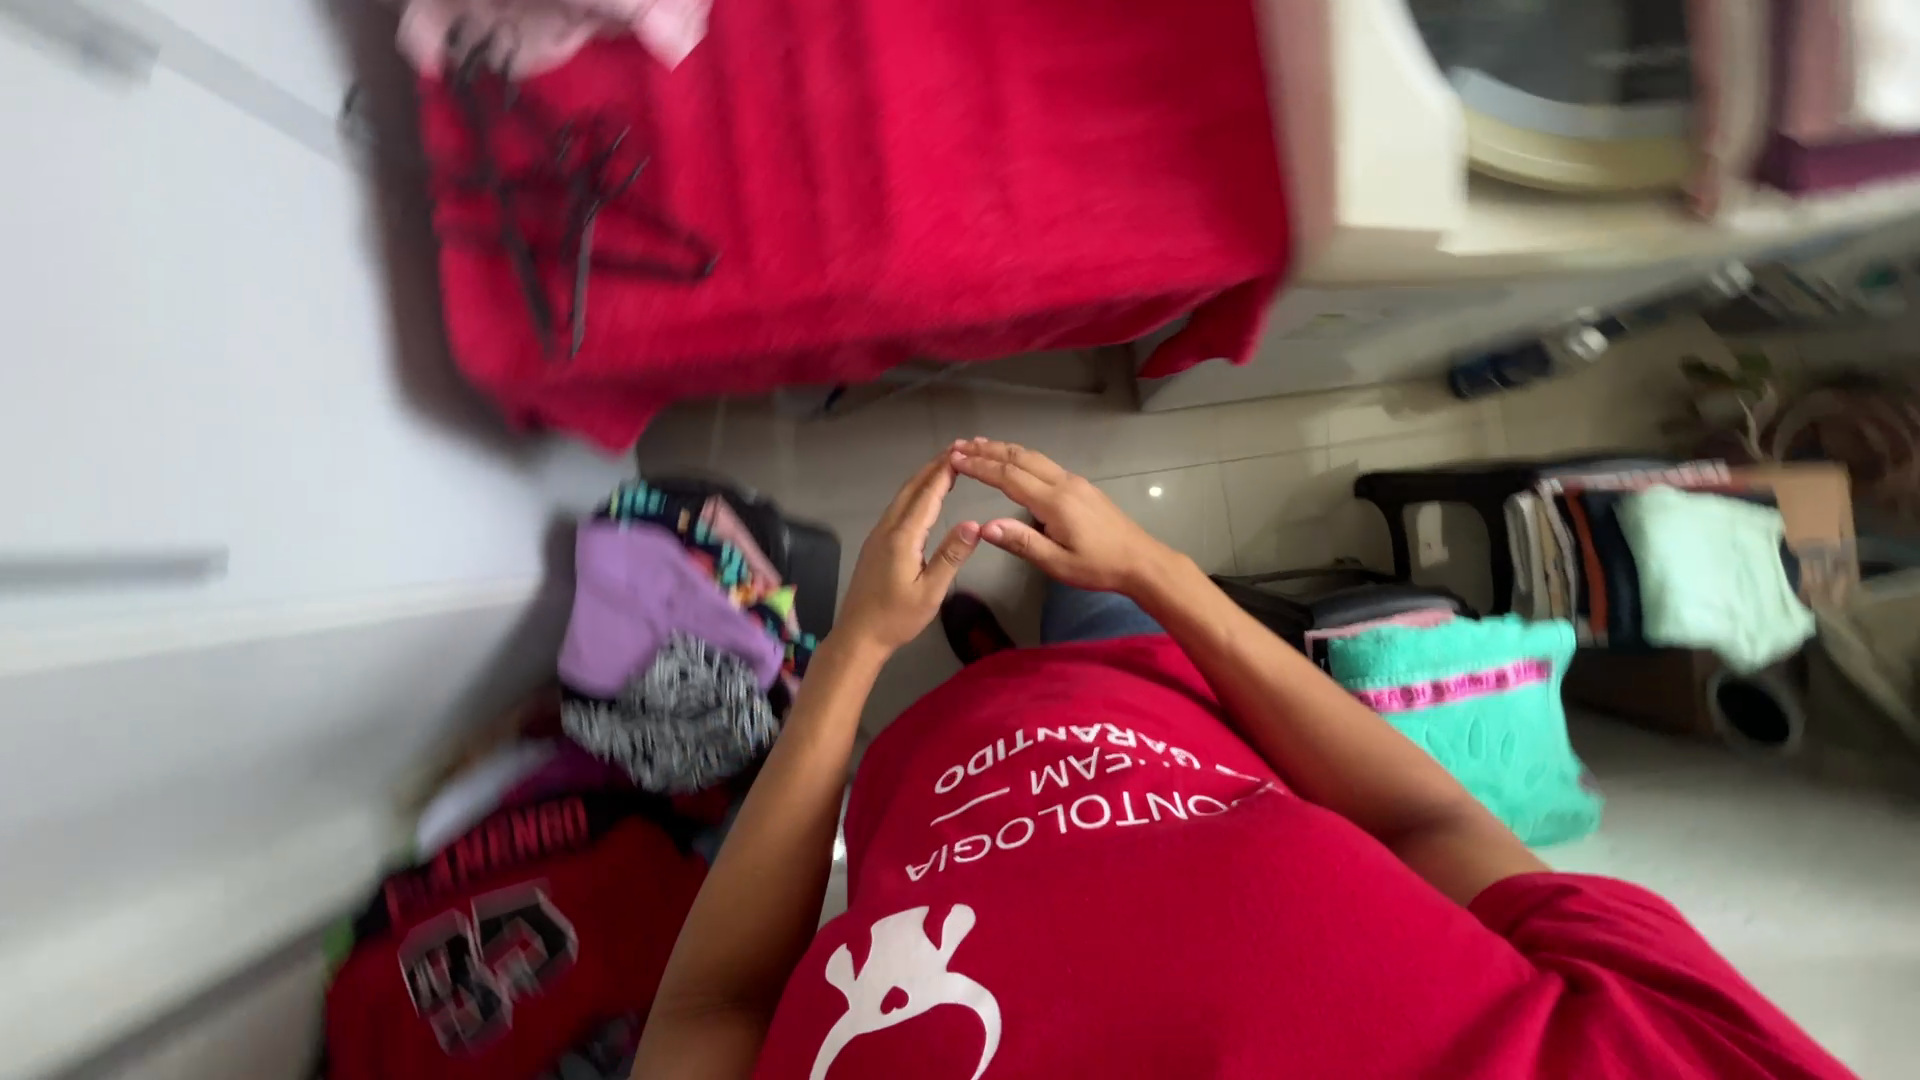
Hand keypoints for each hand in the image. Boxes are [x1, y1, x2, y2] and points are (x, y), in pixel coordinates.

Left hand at [835, 453, 982, 653]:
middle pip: (911, 490)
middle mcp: (887, 530)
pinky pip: (897, 509)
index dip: (944, 473)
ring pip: (901, 498)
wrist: (858, 635)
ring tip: (943, 468)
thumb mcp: (930, 591)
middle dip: (933, 468)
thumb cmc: (897, 618)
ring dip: (922, 480)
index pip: (927, 496)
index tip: (961, 454)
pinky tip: (922, 498)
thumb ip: (951, 556)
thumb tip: (974, 523)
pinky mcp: (875, 545)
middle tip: (955, 451)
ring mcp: (878, 536)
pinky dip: (913, 495)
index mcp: (902, 538)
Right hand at [948, 438, 1183, 595]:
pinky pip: (1043, 463)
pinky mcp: (1080, 486)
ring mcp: (1074, 482)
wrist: (1141, 560)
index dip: (980, 467)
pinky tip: (1013, 460)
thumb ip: (1021, 543)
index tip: (954, 460)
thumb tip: (985, 527)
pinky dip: (1020, 457)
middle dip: (986, 451)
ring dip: (1003, 449)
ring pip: (1032, 457)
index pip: (1008, 477)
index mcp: (1054, 501)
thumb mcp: (1057, 563)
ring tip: (977, 444)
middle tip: (957, 445)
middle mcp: (1063, 483)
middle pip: (1019, 458)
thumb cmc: (1098, 566)